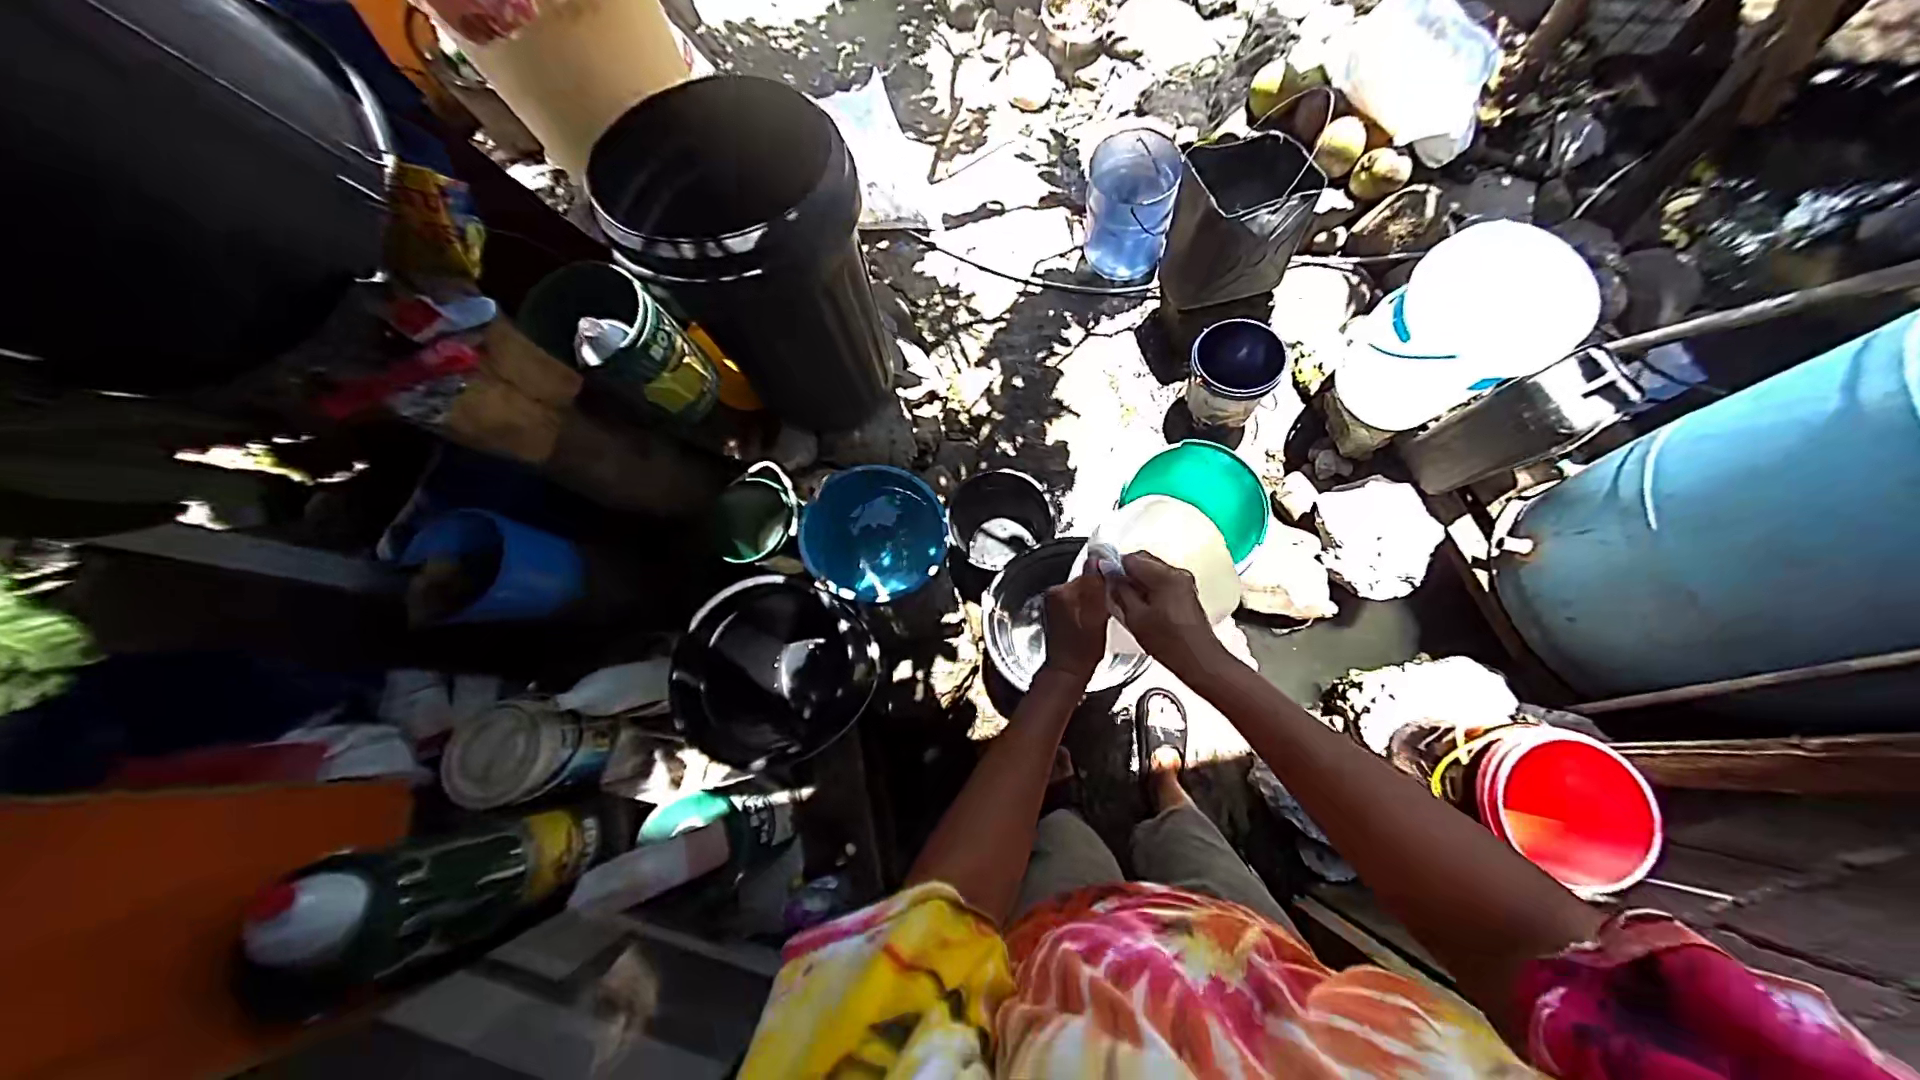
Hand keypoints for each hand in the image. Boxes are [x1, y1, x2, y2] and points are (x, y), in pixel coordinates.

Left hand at [1040, 571, 1108, 682]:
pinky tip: (1091, 622)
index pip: (1089, 571)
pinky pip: (1076, 602)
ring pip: (1081, 592)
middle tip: (1106, 609)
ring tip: (1099, 617)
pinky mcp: (1056, 613)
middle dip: (1098, 591)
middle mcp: (1054, 594)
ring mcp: (1053, 604)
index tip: (1113, 590)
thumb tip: (1096, 560)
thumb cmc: (1081, 650)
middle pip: (1084, 581)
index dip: (1105, 581)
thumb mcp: (1096, 616)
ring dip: (1092, 600)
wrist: (1067, 671)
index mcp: (1062, 592)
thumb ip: (1096, 586)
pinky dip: (1086, 608)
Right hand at [1111, 553, 1220, 676]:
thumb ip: (1119, 590)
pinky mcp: (1186, 593)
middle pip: (1143, 561)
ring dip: (1136, 582)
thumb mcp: (1134, 616)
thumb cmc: (1172, 643)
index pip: (1130, 558)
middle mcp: (1177, 574)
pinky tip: (1141, 608)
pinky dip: (1148, 589)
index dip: (1113, 567)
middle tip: (1111, 590)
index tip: (1103, 576)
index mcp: (1165, 576)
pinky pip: (1161, 582)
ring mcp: (1184, 583)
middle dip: (1125, 574)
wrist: (1198, 661)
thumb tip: (1109, 575)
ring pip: (1151, 572)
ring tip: (1126, 602)